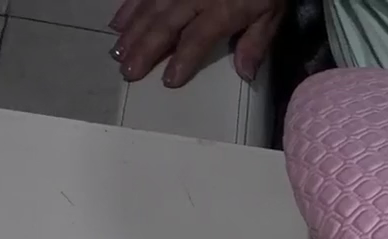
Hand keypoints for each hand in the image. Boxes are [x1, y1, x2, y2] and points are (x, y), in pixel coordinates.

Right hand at [109, 0, 282, 85]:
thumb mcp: (269, 16)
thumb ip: (255, 44)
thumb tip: (246, 75)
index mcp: (221, 11)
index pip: (196, 39)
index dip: (182, 60)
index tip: (168, 80)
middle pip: (164, 25)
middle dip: (144, 49)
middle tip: (128, 72)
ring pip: (147, 8)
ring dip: (131, 32)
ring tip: (118, 54)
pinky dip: (128, 8)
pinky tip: (118, 24)